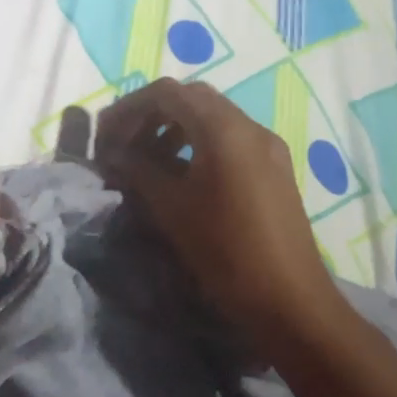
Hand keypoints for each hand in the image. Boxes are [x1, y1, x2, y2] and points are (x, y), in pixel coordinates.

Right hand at [95, 78, 339, 352]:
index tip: (106, 139)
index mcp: (224, 129)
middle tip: (123, 146)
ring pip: (210, 117)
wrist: (291, 303)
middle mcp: (250, 127)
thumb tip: (114, 153)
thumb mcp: (170, 206)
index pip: (166, 93)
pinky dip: (197, 144)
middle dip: (150, 116)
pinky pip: (228, 139)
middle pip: (189, 99)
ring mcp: (267, 148)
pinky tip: (180, 177)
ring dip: (172, 129)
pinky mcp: (273, 170)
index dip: (128, 109)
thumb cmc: (225, 250)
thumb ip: (137, 168)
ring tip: (147, 163)